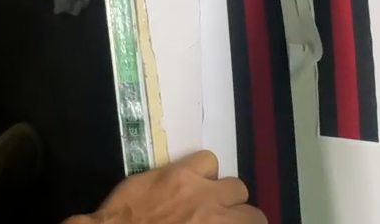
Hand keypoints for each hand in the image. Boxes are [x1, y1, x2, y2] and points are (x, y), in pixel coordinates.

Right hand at [65, 151, 262, 223]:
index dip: (208, 176)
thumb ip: (166, 181)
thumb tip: (176, 187)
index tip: (202, 189)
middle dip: (232, 201)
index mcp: (182, 176)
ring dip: (243, 220)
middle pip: (238, 188)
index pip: (210, 160)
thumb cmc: (125, 214)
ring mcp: (216, 222)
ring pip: (254, 216)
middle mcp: (206, 196)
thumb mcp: (142, 185)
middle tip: (221, 215)